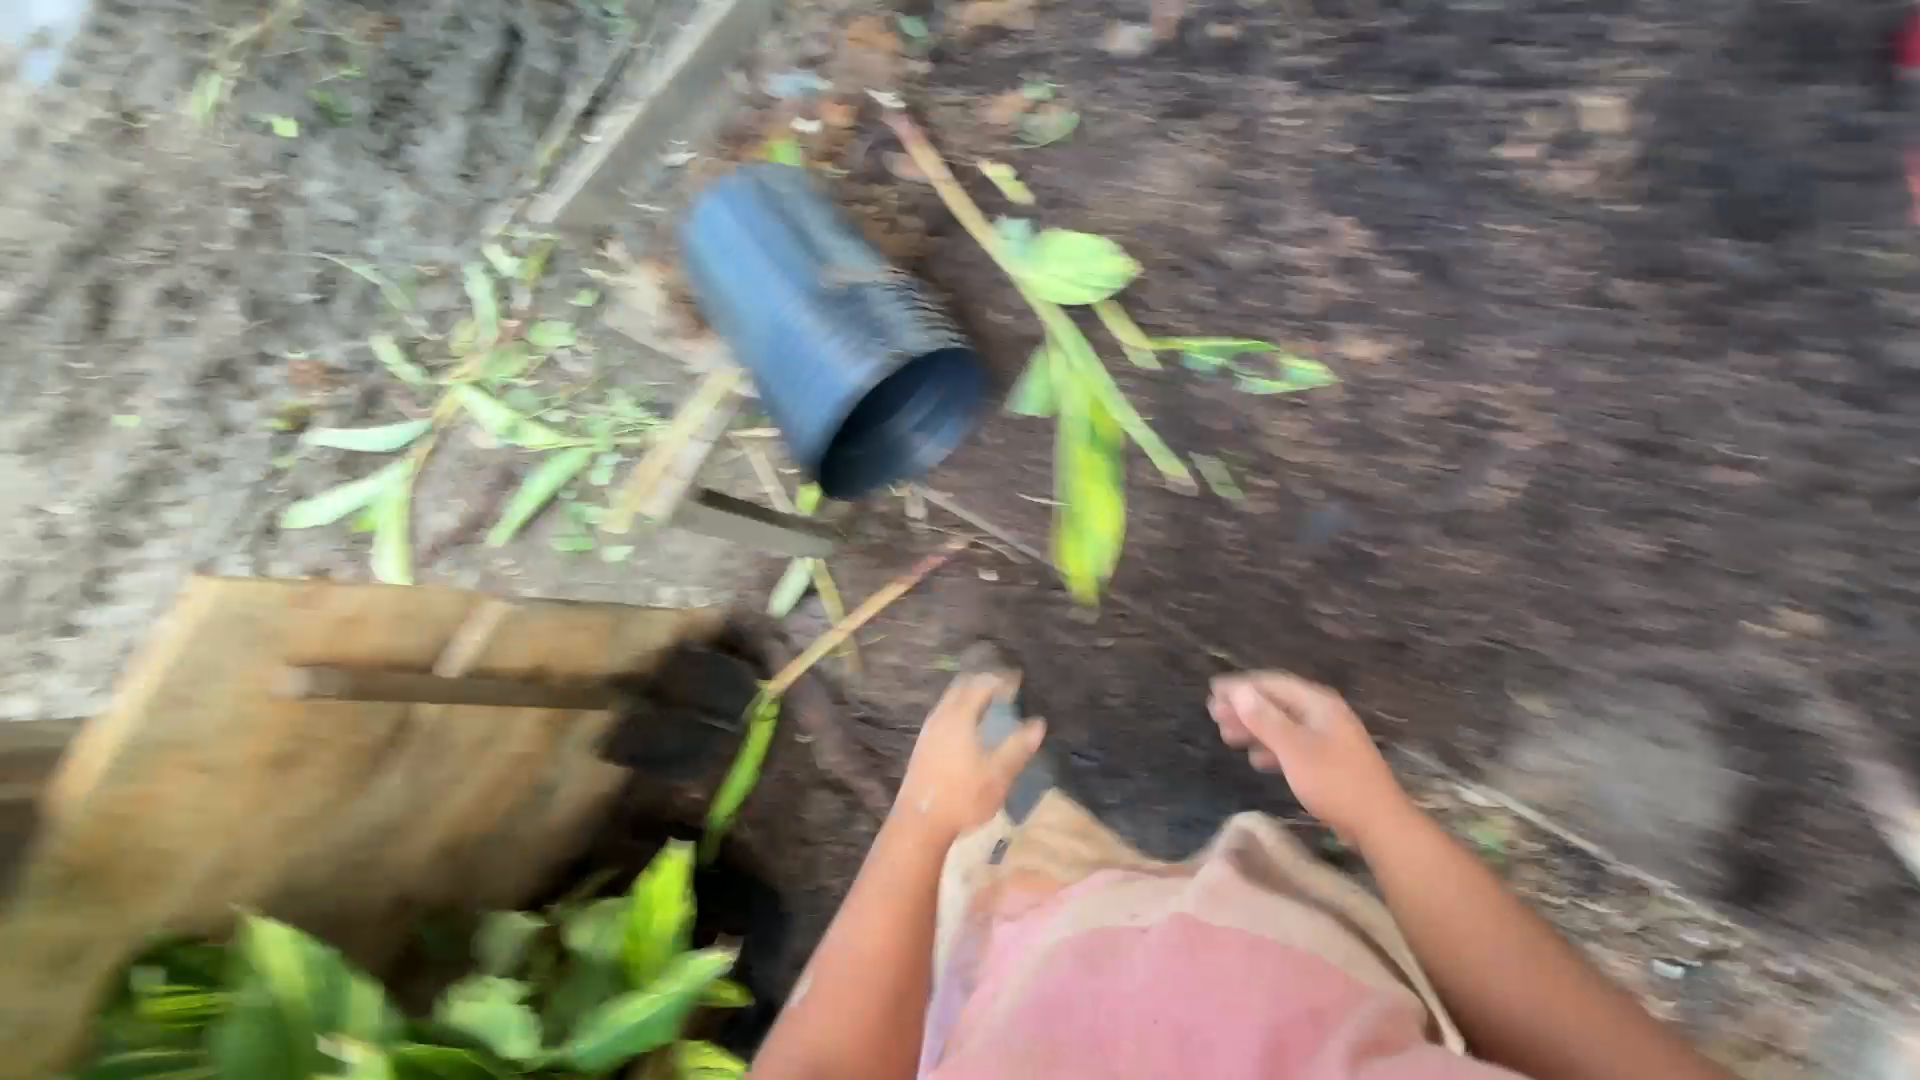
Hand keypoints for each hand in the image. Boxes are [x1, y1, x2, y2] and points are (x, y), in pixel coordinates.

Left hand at [895, 672, 1046, 840]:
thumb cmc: (963, 796)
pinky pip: (944, 713)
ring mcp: (928, 730)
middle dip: (983, 681)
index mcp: (959, 717)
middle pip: (962, 686)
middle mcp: (941, 717)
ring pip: (950, 700)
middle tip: (1004, 688)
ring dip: (970, 695)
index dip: (1001, 679)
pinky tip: (970, 728)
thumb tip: (1038, 724)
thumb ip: (1018, 746)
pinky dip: (960, 709)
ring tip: (990, 706)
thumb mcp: (998, 774)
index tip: (1018, 680)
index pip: (982, 684)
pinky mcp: (923, 745)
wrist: (920, 822)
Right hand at [1208, 672, 1414, 845]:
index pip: (1272, 684)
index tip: (1213, 690)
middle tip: (1213, 713)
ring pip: (1282, 725)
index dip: (1241, 686)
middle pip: (1276, 703)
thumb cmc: (1334, 781)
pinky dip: (1270, 747)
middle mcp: (1323, 714)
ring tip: (1226, 736)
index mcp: (1318, 704)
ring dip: (1254, 728)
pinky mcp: (1327, 761)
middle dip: (1244, 707)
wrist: (1378, 823)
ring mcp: (1327, 738)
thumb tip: (1238, 691)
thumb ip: (1264, 719)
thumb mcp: (1293, 748)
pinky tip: (1255, 760)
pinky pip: (1292, 745)